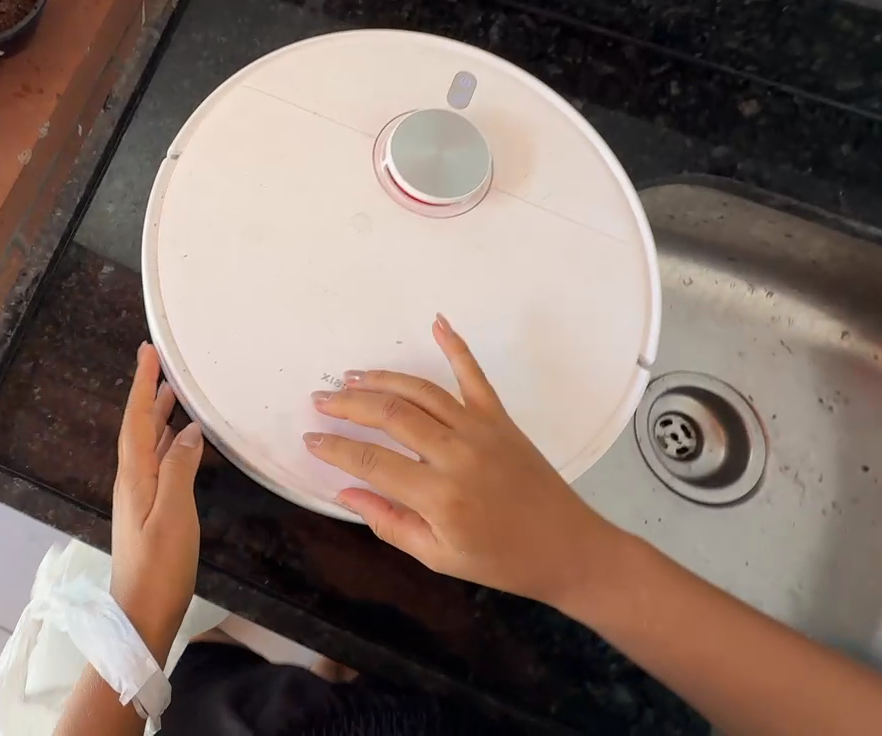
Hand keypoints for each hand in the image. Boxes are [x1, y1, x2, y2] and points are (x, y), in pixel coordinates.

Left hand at [110, 343, 204, 653]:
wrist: (141, 615)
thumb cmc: (159, 566)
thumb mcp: (174, 514)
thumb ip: (180, 468)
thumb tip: (188, 430)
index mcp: (135, 475)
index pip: (137, 419)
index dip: (142, 384)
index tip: (147, 352)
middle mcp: (132, 479)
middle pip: (138, 426)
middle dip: (147, 392)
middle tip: (158, 361)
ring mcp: (138, 495)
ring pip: (147, 443)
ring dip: (156, 414)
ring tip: (171, 391)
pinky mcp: (147, 510)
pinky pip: (155, 461)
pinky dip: (166, 440)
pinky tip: (179, 440)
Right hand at [303, 314, 625, 608]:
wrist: (570, 550)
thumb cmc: (501, 560)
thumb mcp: (439, 558)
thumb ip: (389, 523)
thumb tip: (344, 492)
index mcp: (440, 496)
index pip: (373, 463)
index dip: (336, 449)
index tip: (310, 439)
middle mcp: (456, 454)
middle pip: (390, 415)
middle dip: (348, 406)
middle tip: (320, 401)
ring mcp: (480, 429)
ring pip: (420, 391)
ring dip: (381, 379)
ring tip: (350, 378)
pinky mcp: (499, 417)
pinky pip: (473, 375)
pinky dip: (456, 345)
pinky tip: (437, 321)